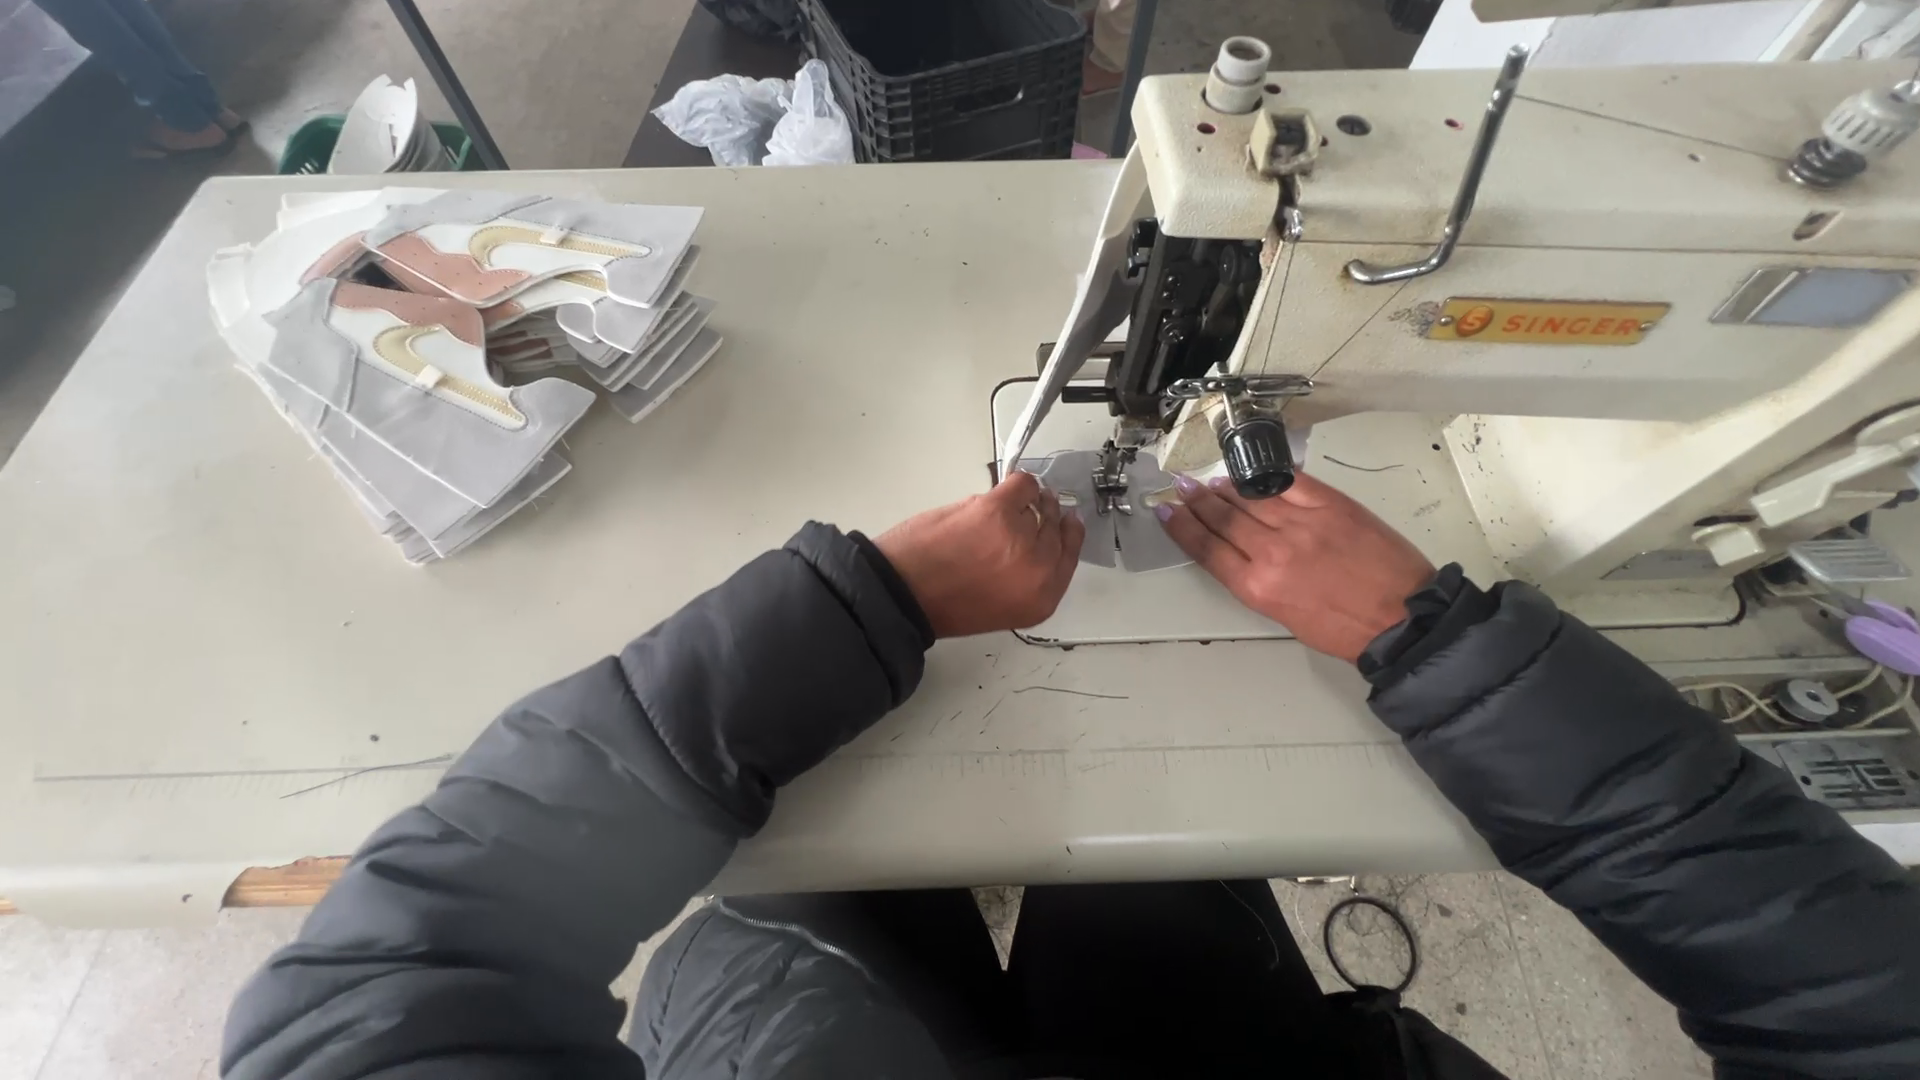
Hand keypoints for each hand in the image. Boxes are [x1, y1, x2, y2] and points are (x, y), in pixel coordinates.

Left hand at [874, 471, 1085, 637]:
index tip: (1066, 524)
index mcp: (1040, 598)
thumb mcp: (1000, 608)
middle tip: (1030, 512)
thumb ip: (1027, 581)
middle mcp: (1038, 568)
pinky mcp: (998, 508)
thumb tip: (1034, 547)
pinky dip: (1019, 485)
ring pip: (1040, 506)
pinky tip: (1005, 493)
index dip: (1068, 537)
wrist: (904, 592)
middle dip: (1045, 519)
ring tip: (1000, 512)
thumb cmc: (943, 603)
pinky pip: (1024, 485)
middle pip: (1056, 530)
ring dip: (1025, 505)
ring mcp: (1020, 535)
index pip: (1070, 558)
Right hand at [1157, 472, 1434, 662]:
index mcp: (1257, 587)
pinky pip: (1287, 483)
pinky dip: (1262, 478)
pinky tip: (1247, 475)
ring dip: (1223, 488)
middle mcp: (1273, 553)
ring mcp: (1302, 525)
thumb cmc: (1343, 627)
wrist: (1402, 619)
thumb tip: (1236, 550)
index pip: (1206, 549)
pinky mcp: (1330, 505)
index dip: (1181, 528)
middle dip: (1196, 502)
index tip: (1166, 513)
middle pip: (1222, 519)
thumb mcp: (1282, 615)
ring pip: (1248, 499)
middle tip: (1181, 488)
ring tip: (1206, 481)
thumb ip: (1254, 580)